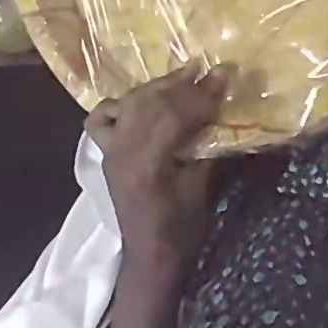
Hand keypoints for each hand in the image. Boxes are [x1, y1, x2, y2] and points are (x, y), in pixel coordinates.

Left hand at [86, 65, 229, 274]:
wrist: (150, 258)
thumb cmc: (182, 230)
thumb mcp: (201, 188)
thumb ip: (205, 147)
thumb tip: (220, 112)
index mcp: (148, 165)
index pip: (174, 115)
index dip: (201, 93)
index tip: (224, 74)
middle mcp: (122, 153)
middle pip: (151, 104)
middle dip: (183, 84)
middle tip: (208, 69)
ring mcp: (109, 152)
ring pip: (130, 105)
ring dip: (158, 86)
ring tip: (183, 73)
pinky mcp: (105, 155)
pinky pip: (103, 119)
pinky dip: (120, 104)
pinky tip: (140, 99)